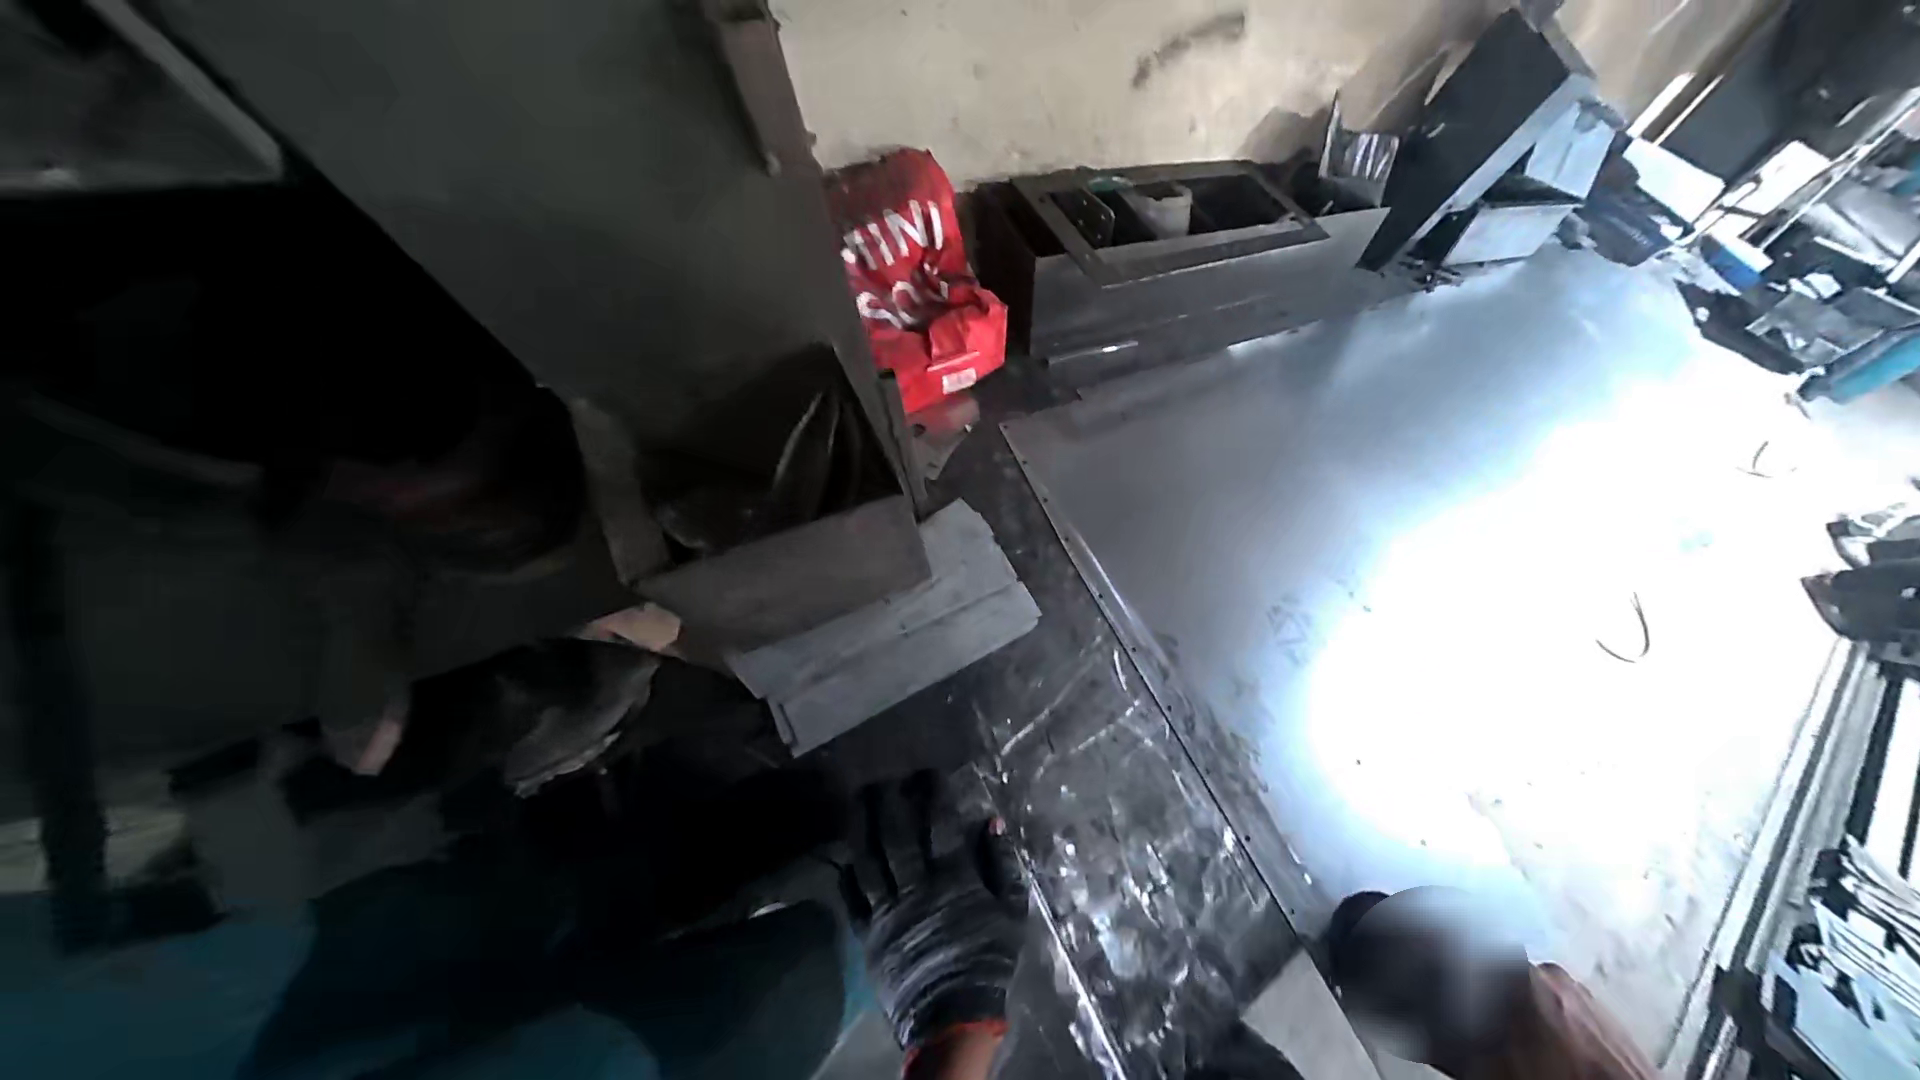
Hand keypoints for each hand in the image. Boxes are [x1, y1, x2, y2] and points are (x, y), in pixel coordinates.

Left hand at [840, 772, 1025, 1059]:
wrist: (952, 1017)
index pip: (940, 824)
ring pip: (867, 858)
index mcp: (952, 880)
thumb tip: (991, 822)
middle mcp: (915, 887)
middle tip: (885, 778)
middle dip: (888, 800)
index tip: (929, 774)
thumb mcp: (1012, 913)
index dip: (933, 793)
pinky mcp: (867, 933)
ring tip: (859, 799)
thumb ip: (1003, 865)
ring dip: (862, 825)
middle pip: (895, 834)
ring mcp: (886, 910)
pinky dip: (847, 870)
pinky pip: (852, 896)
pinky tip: (846, 850)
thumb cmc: (986, 959)